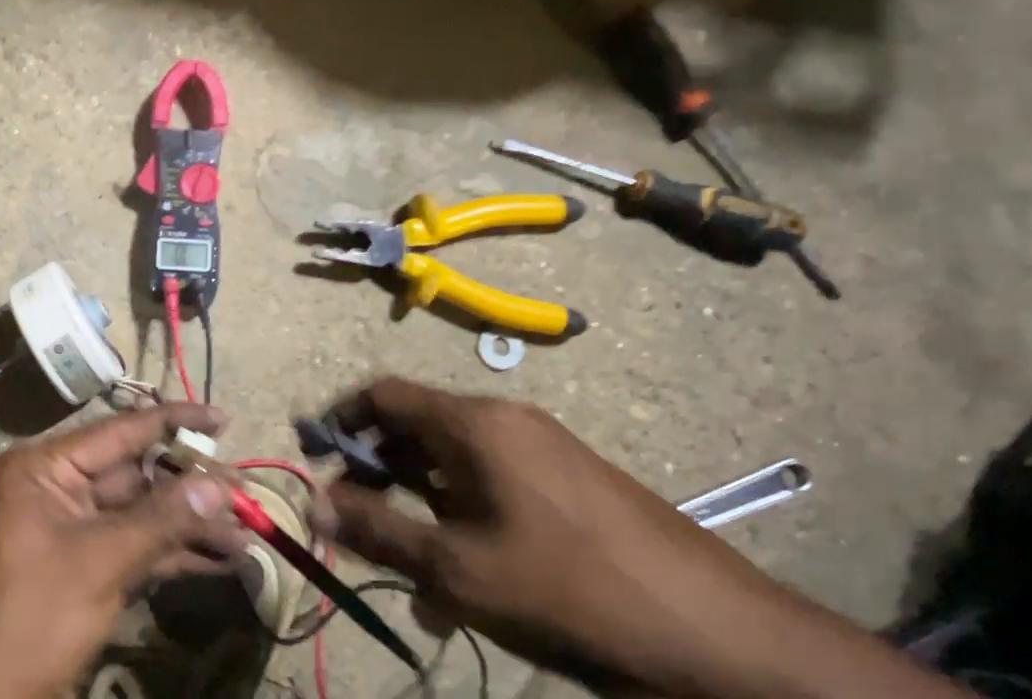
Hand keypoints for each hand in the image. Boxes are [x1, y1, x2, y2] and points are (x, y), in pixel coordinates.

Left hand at [0, 405, 245, 698]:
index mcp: (45, 469)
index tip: (222, 420)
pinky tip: (222, 561)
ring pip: (142, 514)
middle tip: (248, 494)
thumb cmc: (31, 617)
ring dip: (192, 526)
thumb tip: (220, 488)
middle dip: (192, 487)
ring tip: (249, 534)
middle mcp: (58, 488)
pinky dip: (175, 555)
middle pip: (137, 474)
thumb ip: (160, 520)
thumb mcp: (97, 563)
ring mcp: (72, 530)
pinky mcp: (85, 569)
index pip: (119, 432)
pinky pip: (136, 548)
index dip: (173, 423)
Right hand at [311, 379, 965, 698]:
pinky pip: (494, 491)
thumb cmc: (569, 588)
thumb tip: (314, 503)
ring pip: (455, 469)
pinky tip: (465, 587)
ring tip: (410, 578)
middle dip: (377, 478)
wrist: (718, 635)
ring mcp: (545, 453)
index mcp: (475, 422)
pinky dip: (463, 525)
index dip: (338, 423)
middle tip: (355, 530)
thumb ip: (378, 532)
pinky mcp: (573, 487)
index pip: (383, 395)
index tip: (313, 465)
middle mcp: (507, 421)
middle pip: (416, 431)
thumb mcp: (457, 569)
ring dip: (420, 513)